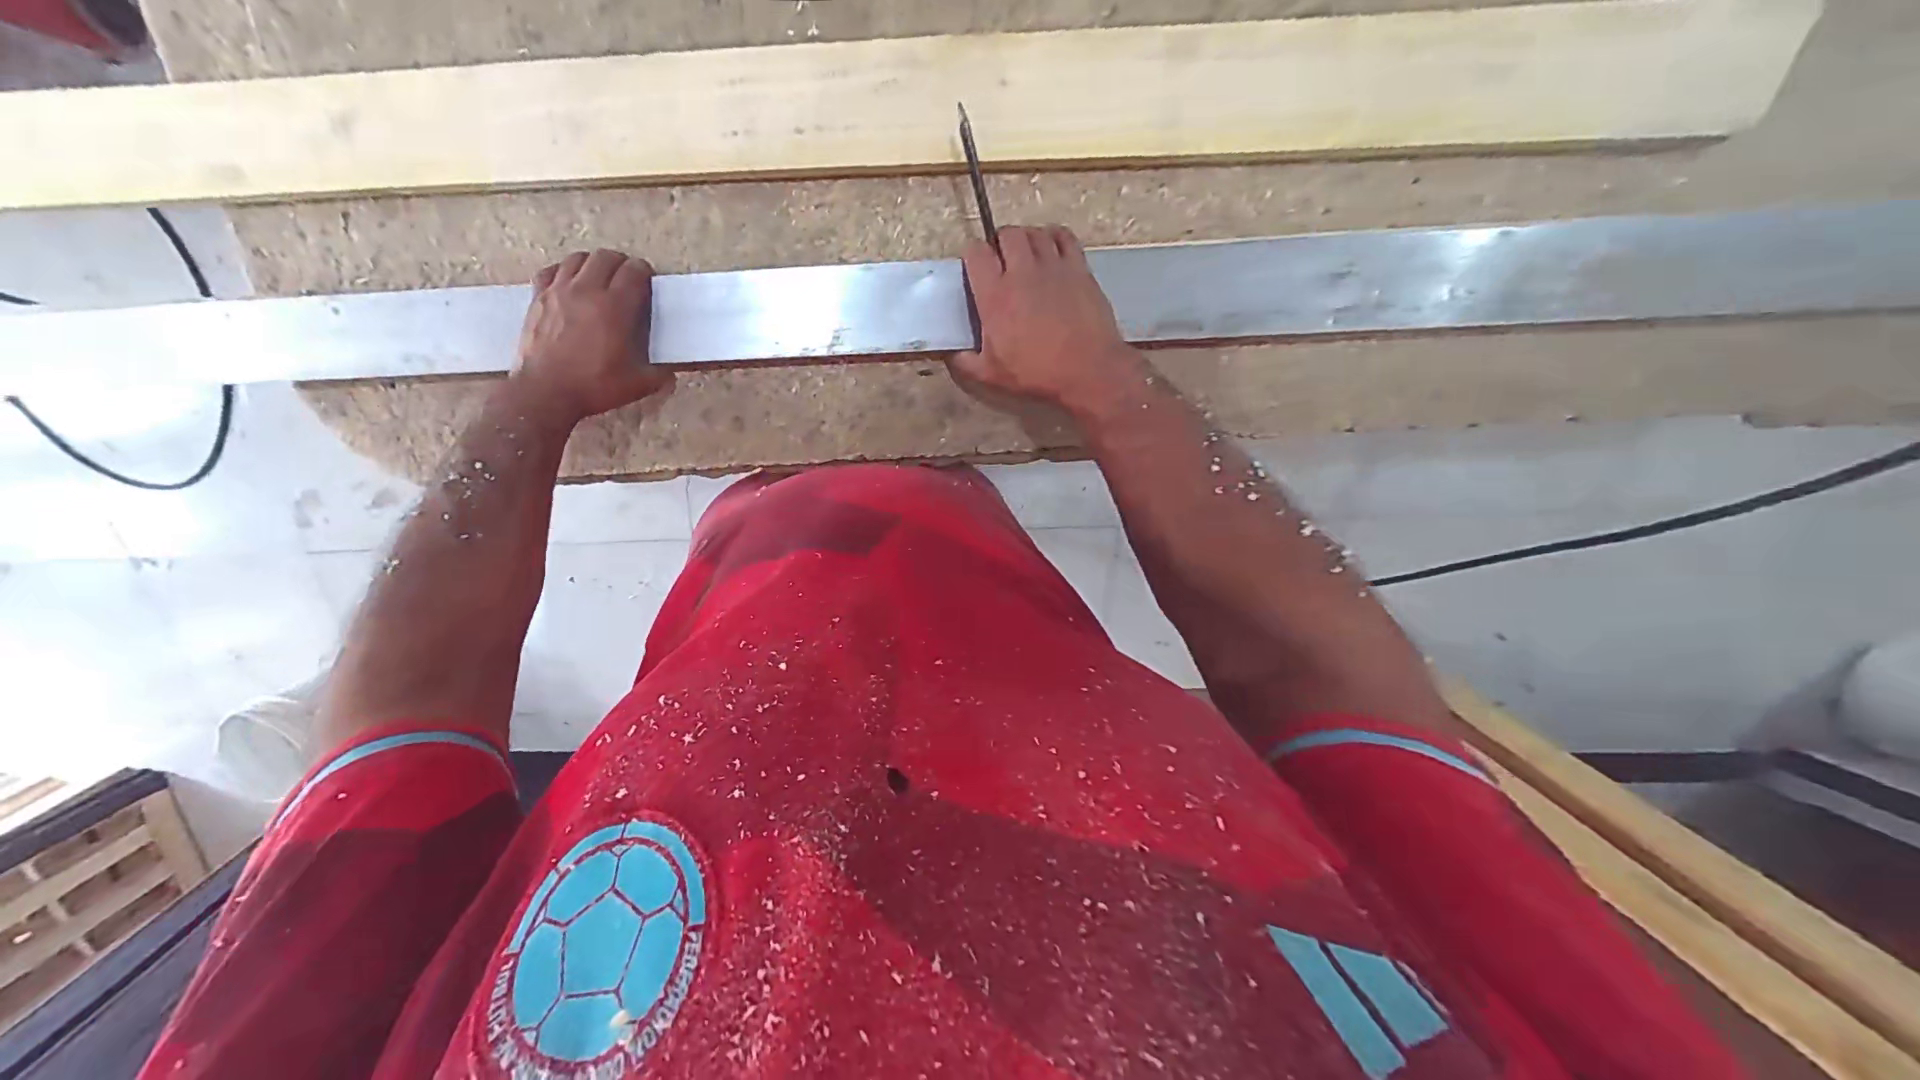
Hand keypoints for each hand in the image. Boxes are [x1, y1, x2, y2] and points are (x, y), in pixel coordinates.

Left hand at [512, 249, 671, 423]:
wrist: (546, 391)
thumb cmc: (595, 386)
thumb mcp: (638, 384)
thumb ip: (659, 374)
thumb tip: (670, 373)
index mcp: (615, 307)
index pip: (634, 271)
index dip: (644, 272)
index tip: (648, 282)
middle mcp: (587, 290)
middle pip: (606, 257)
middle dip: (621, 263)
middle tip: (627, 279)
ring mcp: (558, 290)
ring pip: (578, 258)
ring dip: (593, 263)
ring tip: (600, 278)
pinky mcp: (538, 297)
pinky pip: (552, 270)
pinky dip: (564, 271)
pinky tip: (569, 283)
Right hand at [950, 225, 1149, 414]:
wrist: (1088, 371)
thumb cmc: (1038, 374)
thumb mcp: (991, 376)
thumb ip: (964, 362)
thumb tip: (950, 354)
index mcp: (995, 296)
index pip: (975, 253)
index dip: (973, 257)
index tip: (976, 270)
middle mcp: (1022, 273)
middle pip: (1007, 234)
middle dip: (1000, 244)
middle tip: (1003, 262)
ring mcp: (1053, 266)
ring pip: (1035, 233)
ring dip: (1027, 240)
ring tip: (1027, 256)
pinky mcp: (1079, 268)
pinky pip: (1064, 236)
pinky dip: (1054, 237)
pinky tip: (1052, 250)